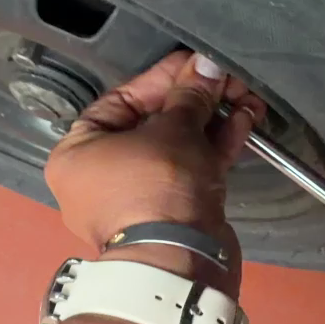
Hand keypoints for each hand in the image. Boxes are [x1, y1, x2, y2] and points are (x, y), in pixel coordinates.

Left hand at [46, 51, 265, 246]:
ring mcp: (136, 199)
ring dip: (212, 123)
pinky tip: (244, 122)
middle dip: (195, 100)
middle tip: (228, 79)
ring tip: (246, 98)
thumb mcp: (174, 130)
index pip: (121, 101)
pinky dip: (213, 150)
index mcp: (78, 154)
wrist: (179, 261)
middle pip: (152, 125)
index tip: (195, 62)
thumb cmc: (157, 186)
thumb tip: (207, 63)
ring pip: (175, 150)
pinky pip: (187, 173)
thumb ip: (190, 94)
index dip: (162, 77)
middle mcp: (100, 177)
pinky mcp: (168, 215)